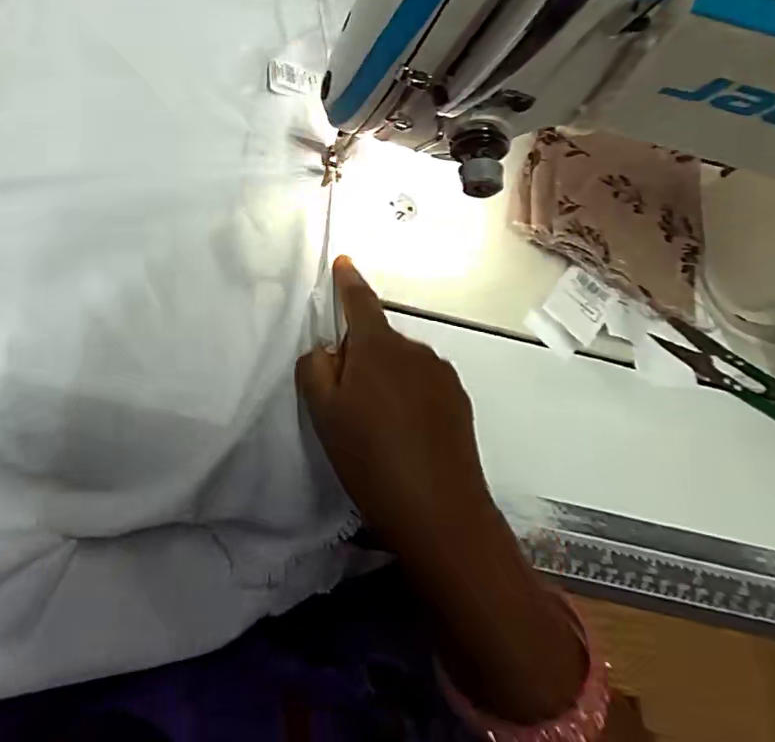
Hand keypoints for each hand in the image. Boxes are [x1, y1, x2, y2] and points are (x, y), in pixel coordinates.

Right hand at [297, 257, 495, 552]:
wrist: (440, 512)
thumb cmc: (371, 459)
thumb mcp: (324, 415)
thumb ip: (315, 369)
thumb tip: (328, 349)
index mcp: (378, 346)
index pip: (360, 301)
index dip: (348, 281)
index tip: (344, 262)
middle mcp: (415, 350)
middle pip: (379, 339)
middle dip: (360, 355)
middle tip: (346, 402)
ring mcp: (442, 374)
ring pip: (402, 364)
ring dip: (386, 379)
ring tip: (377, 428)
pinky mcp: (459, 400)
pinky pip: (423, 384)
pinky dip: (409, 397)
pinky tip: (405, 436)